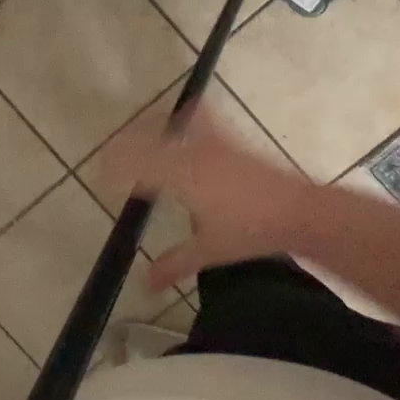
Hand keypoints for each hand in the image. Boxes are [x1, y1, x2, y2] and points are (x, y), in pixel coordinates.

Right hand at [99, 109, 317, 288]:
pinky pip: (204, 119)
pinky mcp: (235, 140)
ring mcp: (216, 143)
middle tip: (111, 156)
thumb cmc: (251, 232)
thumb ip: (175, 263)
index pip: (138, 166)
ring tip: (142, 133)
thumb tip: (145, 282)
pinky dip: (188, 117)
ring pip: (176, 123)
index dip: (115, 168)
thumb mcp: (209, 251)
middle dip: (127, 144)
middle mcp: (194, 154)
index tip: (99, 174)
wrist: (300, 212)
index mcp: (183, 178)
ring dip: (155, 126)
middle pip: (151, 138)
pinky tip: (187, 118)